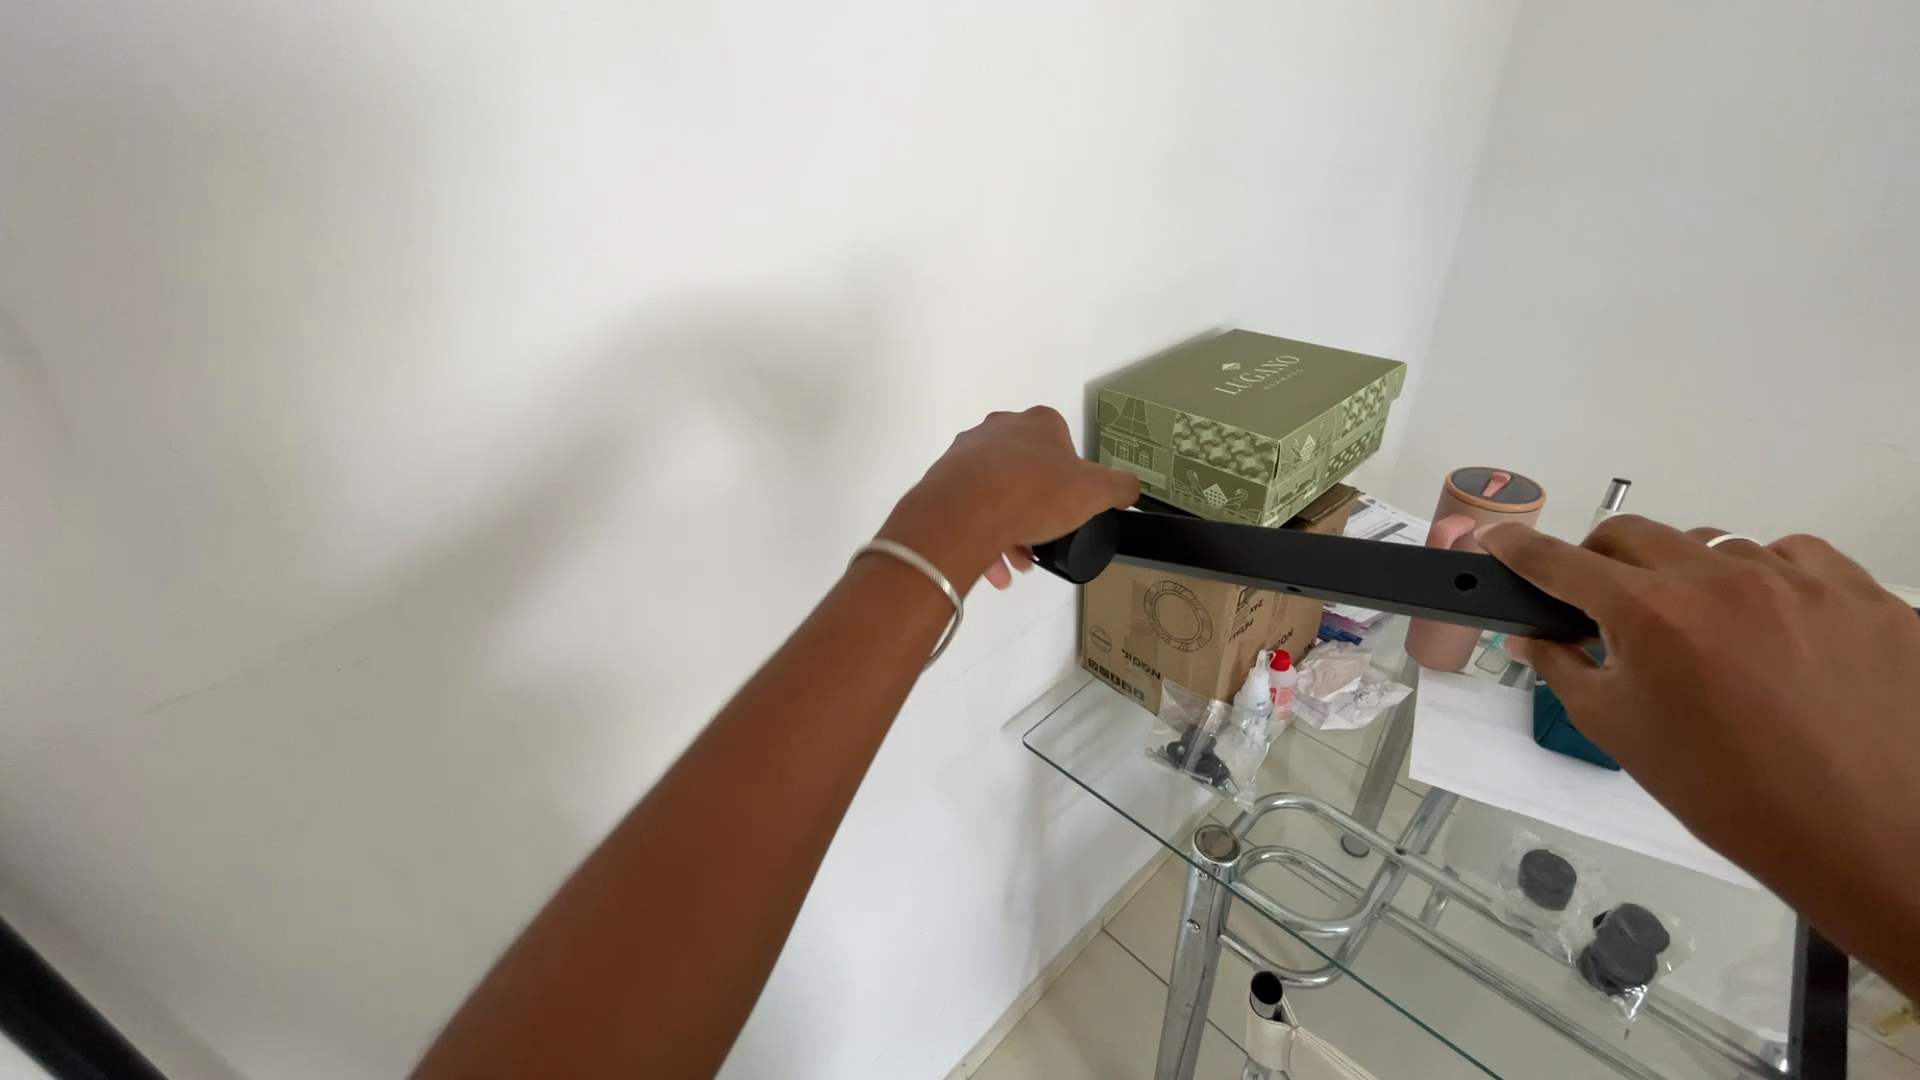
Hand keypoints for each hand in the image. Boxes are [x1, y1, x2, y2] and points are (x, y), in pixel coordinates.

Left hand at [878, 406, 1139, 590]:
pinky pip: (969, 511)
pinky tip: (994, 571)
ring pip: (995, 495)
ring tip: (1017, 566)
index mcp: (1037, 424)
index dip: (1069, 477)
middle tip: (1043, 543)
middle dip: (1036, 511)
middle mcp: (998, 429)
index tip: (1069, 507)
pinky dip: (984, 540)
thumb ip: (1120, 487)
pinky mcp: (941, 481)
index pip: (1061, 443)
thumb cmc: (1037, 493)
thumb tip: (1130, 488)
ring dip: (1010, 532)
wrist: (967, 513)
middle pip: (1025, 472)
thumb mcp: (1095, 492)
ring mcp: (965, 454)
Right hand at [1479, 516, 1919, 990]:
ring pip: (1712, 542)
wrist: (1873, 839)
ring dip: (1682, 570)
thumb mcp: (1613, 726)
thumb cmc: (1723, 788)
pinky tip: (1764, 618)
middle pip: (1631, 532)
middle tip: (1599, 600)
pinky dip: (1764, 575)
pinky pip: (1797, 557)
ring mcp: (1802, 583)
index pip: (1557, 560)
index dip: (1515, 547)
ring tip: (1693, 622)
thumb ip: (1560, 665)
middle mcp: (1721, 580)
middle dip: (1597, 557)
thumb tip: (1530, 635)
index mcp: (1647, 612)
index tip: (1495, 539)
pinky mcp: (1869, 599)